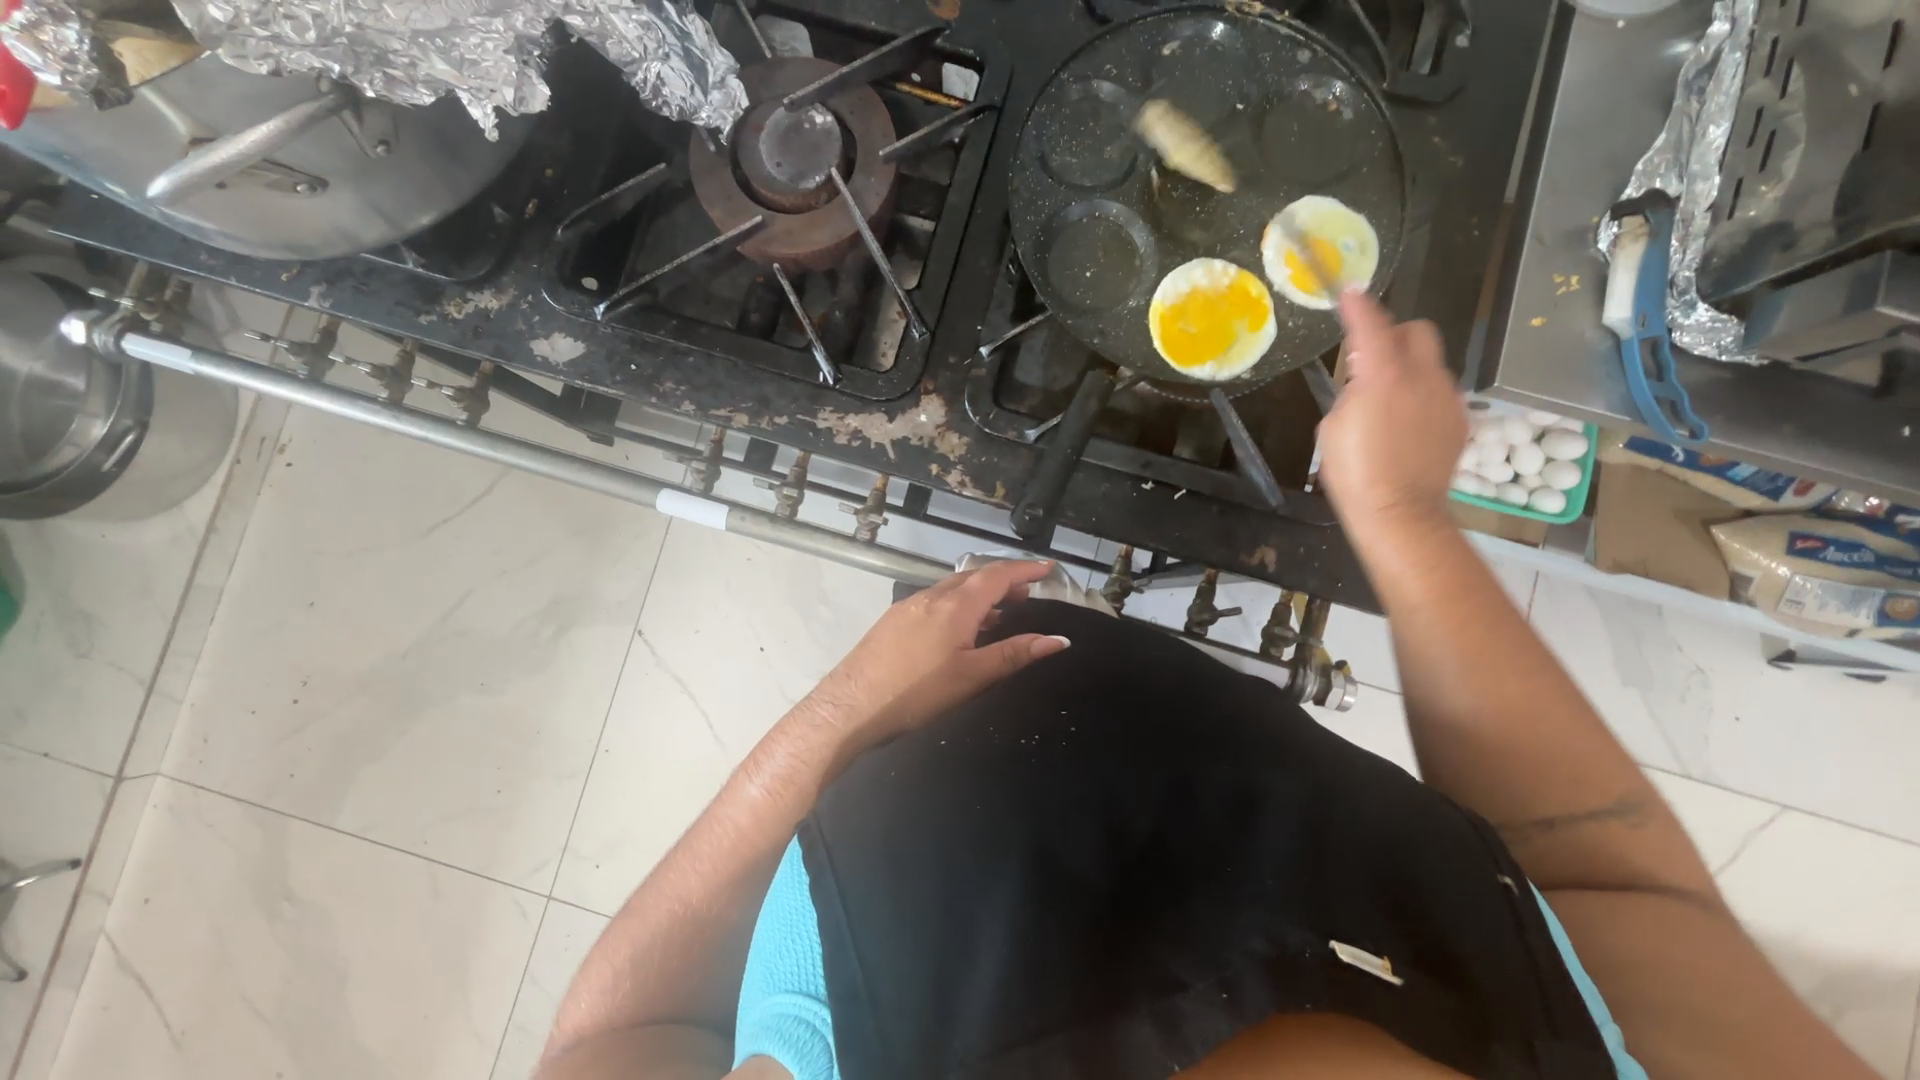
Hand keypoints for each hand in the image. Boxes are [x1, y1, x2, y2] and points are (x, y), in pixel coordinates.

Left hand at [801, 560, 1070, 744]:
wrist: (851, 706)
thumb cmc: (917, 693)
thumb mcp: (972, 676)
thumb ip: (1014, 654)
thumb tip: (1058, 639)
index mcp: (955, 606)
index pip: (997, 575)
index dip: (1025, 569)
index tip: (1048, 568)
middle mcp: (931, 597)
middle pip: (973, 577)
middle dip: (1003, 580)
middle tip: (1028, 592)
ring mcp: (908, 607)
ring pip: (951, 589)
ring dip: (979, 593)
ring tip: (1000, 611)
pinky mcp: (893, 621)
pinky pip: (934, 601)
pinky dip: (957, 604)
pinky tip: (959, 629)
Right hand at [1317, 291, 1467, 542]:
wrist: (1398, 512)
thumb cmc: (1353, 471)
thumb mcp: (1334, 427)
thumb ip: (1352, 393)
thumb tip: (1363, 383)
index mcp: (1382, 375)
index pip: (1370, 325)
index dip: (1358, 305)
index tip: (1350, 291)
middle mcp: (1422, 377)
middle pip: (1417, 332)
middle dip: (1394, 335)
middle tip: (1372, 357)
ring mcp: (1447, 398)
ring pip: (1431, 364)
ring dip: (1410, 369)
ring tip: (1390, 400)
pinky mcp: (1460, 420)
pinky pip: (1441, 394)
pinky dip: (1424, 397)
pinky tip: (1408, 425)